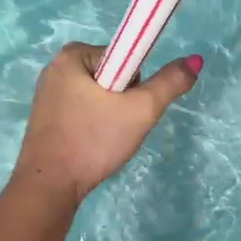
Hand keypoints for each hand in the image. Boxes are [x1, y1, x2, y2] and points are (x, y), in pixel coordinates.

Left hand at [13, 44, 201, 199]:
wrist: (49, 184)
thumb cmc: (94, 140)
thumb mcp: (141, 110)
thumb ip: (170, 83)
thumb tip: (196, 60)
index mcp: (71, 55)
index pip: (123, 56)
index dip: (135, 83)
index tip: (129, 107)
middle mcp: (54, 68)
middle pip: (110, 76)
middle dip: (122, 101)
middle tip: (118, 126)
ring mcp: (46, 95)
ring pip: (97, 97)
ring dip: (109, 116)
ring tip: (104, 139)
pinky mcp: (45, 119)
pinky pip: (81, 113)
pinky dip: (92, 127)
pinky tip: (91, 146)